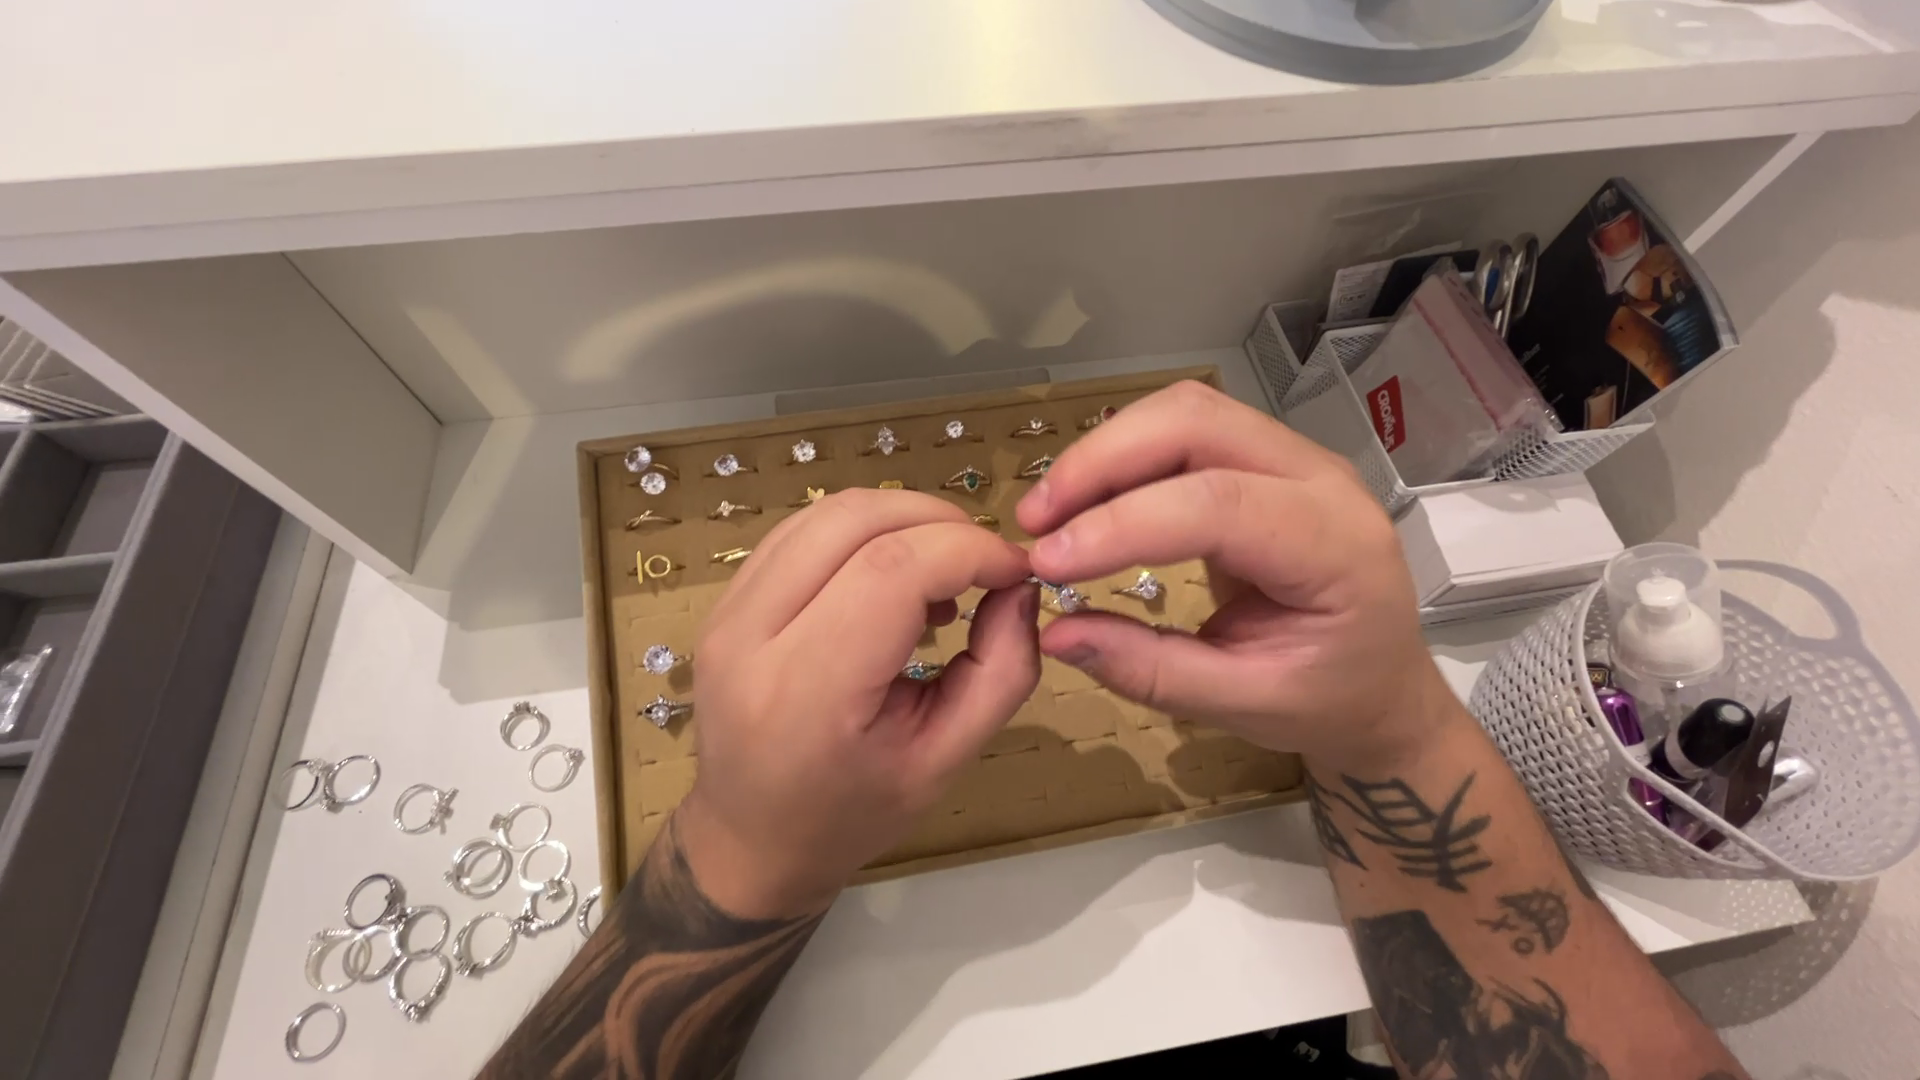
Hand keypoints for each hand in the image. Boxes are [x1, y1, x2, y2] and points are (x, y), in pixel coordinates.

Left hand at [676, 490, 1039, 917]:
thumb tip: (1020, 585)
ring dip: (902, 519)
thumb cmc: (851, 813)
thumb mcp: (946, 761)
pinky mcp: (725, 599)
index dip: (969, 551)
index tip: (1016, 571)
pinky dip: (864, 531)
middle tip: (984, 562)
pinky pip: (803, 530)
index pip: (892, 571)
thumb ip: (1002, 671)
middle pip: (855, 521)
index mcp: (807, 691)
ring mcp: (728, 609)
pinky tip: (893, 575)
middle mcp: (751, 635)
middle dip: (939, 521)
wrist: (750, 839)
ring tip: (941, 572)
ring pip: (826, 512)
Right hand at [1017, 381, 1462, 773]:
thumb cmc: (1328, 702)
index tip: (1045, 563)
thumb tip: (1055, 633)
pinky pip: (1183, 431)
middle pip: (1195, 423)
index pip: (1218, 504)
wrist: (1382, 684)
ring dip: (1105, 453)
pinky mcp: (1261, 460)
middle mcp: (1319, 478)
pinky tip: (1087, 502)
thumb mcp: (1243, 705)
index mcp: (1336, 546)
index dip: (1121, 525)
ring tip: (1050, 511)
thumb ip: (1151, 671)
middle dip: (1100, 462)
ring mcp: (1291, 458)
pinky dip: (1123, 458)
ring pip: (1183, 413)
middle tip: (1034, 521)